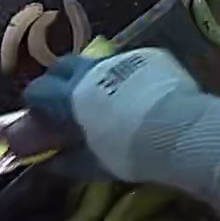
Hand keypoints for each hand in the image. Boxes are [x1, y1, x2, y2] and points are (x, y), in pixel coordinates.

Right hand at [24, 48, 219, 205]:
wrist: (183, 131)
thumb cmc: (132, 151)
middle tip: (70, 104)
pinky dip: (127, 77)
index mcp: (72, 94)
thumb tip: (49, 161)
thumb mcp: (95, 163)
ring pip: (97, 63)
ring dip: (95, 78)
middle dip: (60, 82)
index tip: (42, 118)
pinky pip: (129, 64)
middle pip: (63, 66)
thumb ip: (67, 160)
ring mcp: (125, 59)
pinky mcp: (151, 57)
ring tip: (108, 100)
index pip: (38, 90)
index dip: (37, 104)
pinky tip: (139, 95)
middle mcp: (94, 69)